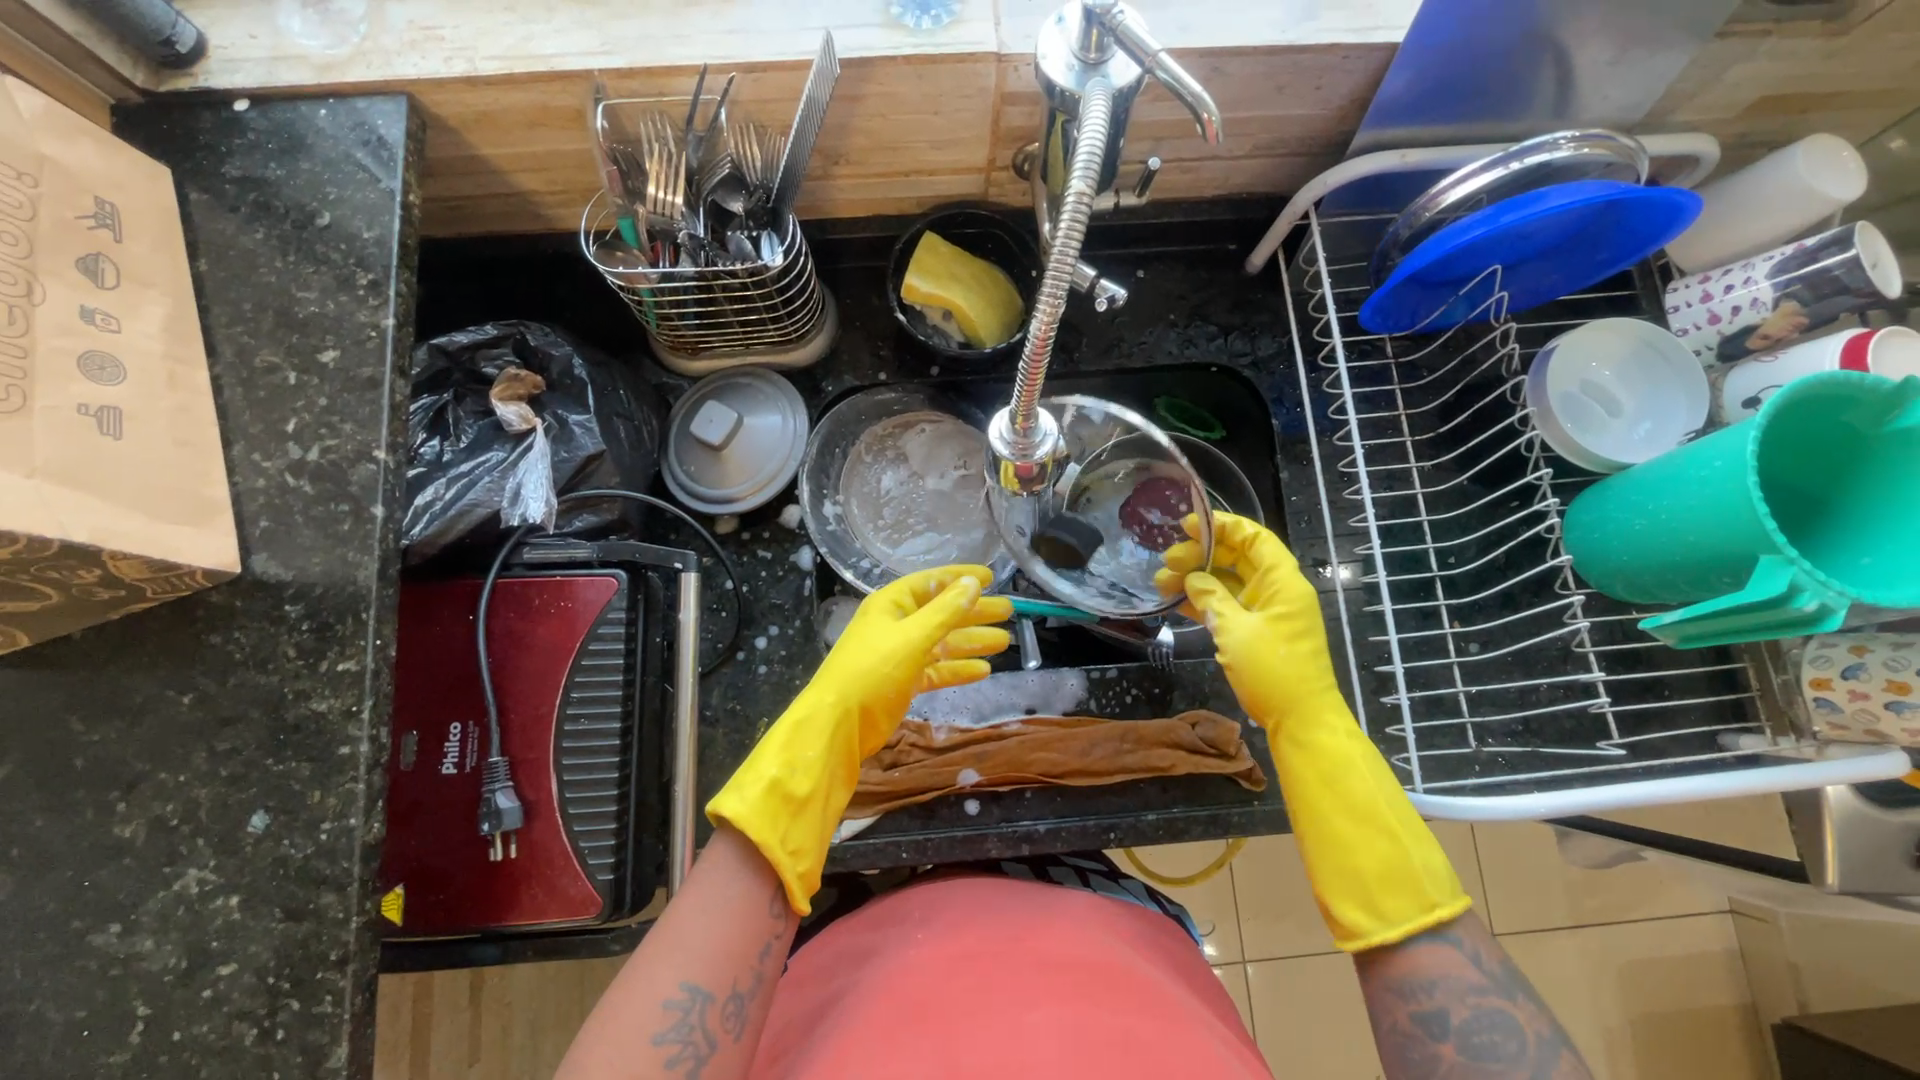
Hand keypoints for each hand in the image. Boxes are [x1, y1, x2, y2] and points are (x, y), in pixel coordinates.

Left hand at [707, 565, 1011, 913]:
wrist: (838, 725)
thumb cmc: (871, 672)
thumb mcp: (912, 638)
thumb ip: (945, 611)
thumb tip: (973, 584)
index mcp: (891, 605)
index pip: (930, 582)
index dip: (959, 578)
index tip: (991, 577)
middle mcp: (895, 625)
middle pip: (940, 612)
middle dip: (973, 612)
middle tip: (1009, 611)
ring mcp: (898, 655)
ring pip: (941, 643)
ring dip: (970, 641)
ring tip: (1004, 641)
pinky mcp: (902, 683)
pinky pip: (935, 670)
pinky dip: (957, 669)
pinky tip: (983, 671)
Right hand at [1154, 512, 1341, 730]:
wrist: (1301, 720)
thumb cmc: (1274, 671)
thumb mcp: (1235, 631)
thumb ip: (1211, 599)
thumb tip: (1193, 579)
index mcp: (1282, 582)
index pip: (1253, 537)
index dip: (1222, 526)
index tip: (1187, 526)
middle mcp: (1276, 590)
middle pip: (1237, 557)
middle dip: (1201, 555)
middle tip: (1166, 561)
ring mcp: (1266, 612)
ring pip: (1228, 582)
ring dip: (1197, 580)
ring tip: (1161, 583)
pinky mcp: (1256, 633)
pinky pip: (1228, 606)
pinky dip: (1204, 603)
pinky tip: (1176, 603)